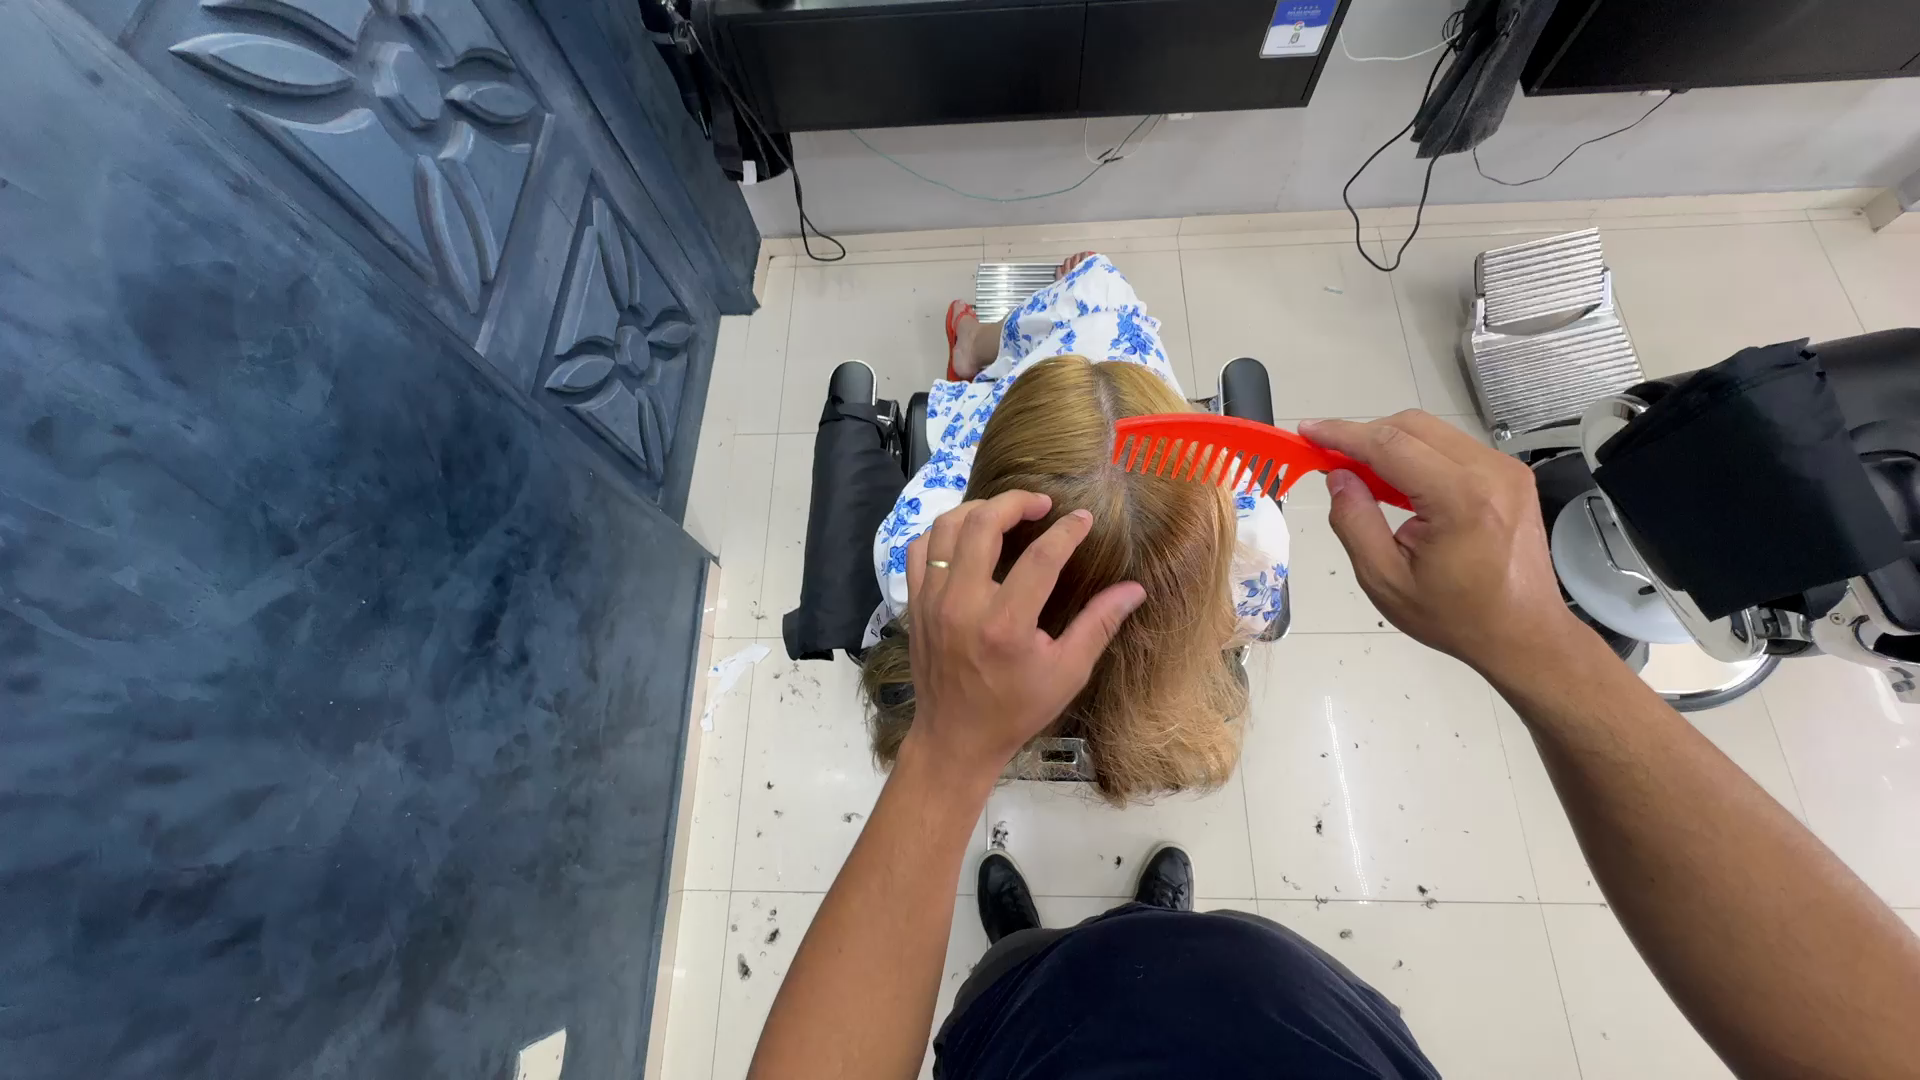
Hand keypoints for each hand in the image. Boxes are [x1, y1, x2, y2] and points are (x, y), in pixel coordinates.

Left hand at [901, 491, 1145, 781]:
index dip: (1067, 531)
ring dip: (979, 509)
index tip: (1083, 519)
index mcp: (1005, 625)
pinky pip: (920, 549)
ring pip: (946, 527)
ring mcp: (932, 601)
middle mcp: (962, 605)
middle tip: (1042, 504)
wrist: (954, 738)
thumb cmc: (1015, 709)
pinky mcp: (915, 603)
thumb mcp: (1067, 673)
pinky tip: (966, 537)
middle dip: (1017, 502)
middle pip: (983, 524)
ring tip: (1006, 513)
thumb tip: (1135, 589)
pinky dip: (942, 532)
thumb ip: (1099, 625)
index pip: (1041, 557)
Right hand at [1299, 412, 1584, 677]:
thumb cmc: (1453, 616)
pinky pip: (1450, 447)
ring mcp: (1505, 470)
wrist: (1523, 633)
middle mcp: (1490, 472)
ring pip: (1431, 432)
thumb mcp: (1384, 578)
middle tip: (1327, 458)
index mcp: (1460, 499)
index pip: (1390, 446)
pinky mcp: (1509, 475)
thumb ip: (1354, 521)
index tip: (1306, 431)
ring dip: (1388, 445)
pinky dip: (1414, 455)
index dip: (1342, 434)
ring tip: (1360, 477)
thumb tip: (1338, 476)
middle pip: (1412, 426)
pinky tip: (1395, 485)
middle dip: (1363, 435)